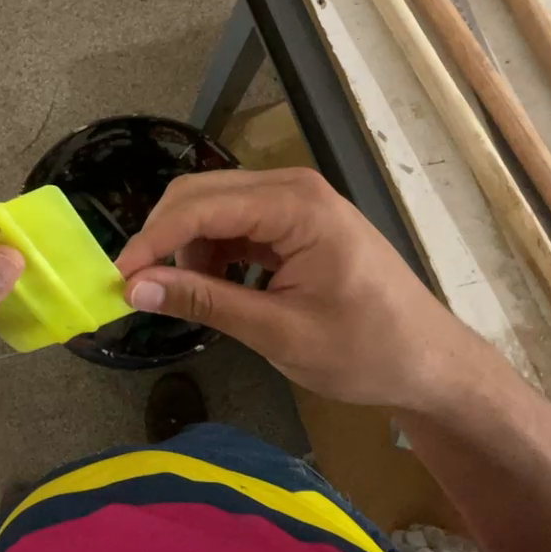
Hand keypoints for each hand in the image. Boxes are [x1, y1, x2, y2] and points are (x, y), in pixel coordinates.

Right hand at [115, 169, 490, 413]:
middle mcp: (291, 187)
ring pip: (210, 206)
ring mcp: (294, 200)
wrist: (433, 364)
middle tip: (139, 286)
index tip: (117, 278)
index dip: (152, 241)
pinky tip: (216, 285)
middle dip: (163, 239)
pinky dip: (210, 251)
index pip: (200, 208)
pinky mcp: (293, 218)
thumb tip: (134, 289)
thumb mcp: (278, 333)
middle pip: (199, 194)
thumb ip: (204, 302)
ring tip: (187, 295)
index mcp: (296, 206)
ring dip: (186, 247)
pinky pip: (232, 221)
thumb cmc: (367, 351)